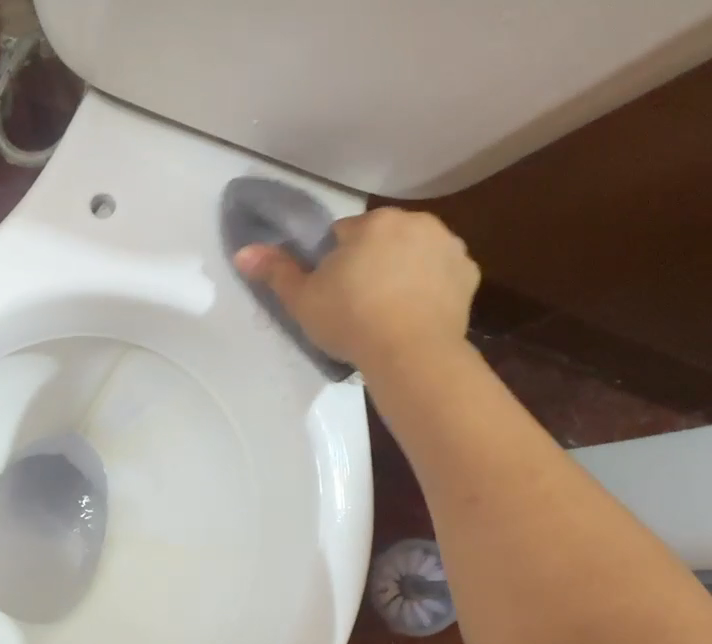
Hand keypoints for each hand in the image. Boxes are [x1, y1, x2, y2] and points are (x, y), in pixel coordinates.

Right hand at [235, 207, 480, 373]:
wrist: (411, 352)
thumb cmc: (350, 320)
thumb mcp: (301, 300)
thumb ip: (275, 272)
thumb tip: (242, 251)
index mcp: (372, 224)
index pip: (342, 234)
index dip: (331, 262)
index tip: (328, 290)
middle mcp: (415, 223)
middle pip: (381, 239)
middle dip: (369, 262)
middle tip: (353, 303)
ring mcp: (447, 246)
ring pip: (412, 253)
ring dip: (399, 271)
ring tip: (384, 311)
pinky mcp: (468, 273)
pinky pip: (439, 274)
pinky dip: (428, 288)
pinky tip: (411, 315)